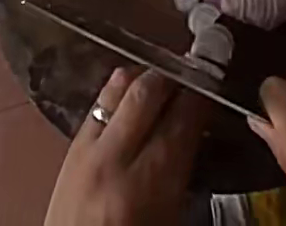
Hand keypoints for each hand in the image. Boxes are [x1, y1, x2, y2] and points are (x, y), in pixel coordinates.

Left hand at [44, 68, 209, 225]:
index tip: (214, 90)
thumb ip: (185, 177)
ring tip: (167, 78)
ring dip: (147, 75)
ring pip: (119, 84)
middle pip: (148, 91)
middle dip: (174, 77)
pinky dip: (122, 89)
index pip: (180, 123)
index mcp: (146, 188)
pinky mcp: (70, 145)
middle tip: (193, 75)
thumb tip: (201, 134)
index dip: (200, 100)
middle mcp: (114, 158)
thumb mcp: (171, 222)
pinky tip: (136, 95)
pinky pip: (100, 99)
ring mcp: (88, 147)